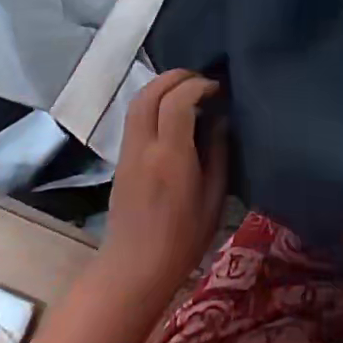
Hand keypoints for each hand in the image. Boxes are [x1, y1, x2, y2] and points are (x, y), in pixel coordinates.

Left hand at [98, 69, 229, 298]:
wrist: (135, 265)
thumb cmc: (182, 240)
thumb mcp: (213, 199)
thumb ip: (218, 154)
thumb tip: (221, 120)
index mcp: (170, 157)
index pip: (176, 102)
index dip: (197, 86)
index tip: (217, 89)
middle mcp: (144, 146)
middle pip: (150, 92)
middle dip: (176, 77)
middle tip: (202, 81)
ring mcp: (128, 150)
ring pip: (137, 101)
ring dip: (161, 86)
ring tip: (187, 90)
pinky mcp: (121, 157)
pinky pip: (133, 116)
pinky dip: (151, 101)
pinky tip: (170, 111)